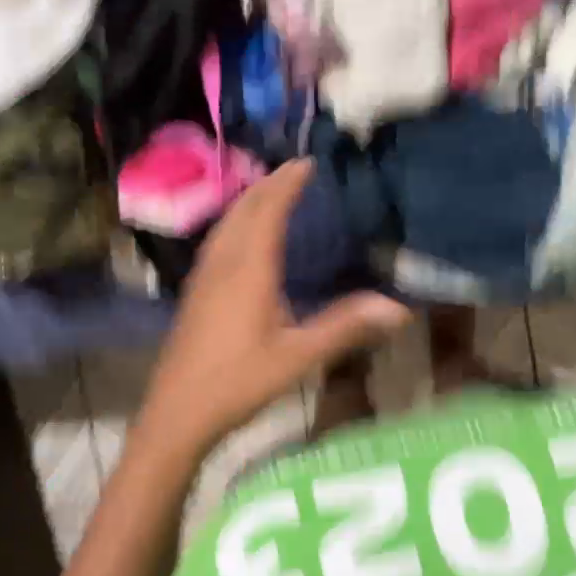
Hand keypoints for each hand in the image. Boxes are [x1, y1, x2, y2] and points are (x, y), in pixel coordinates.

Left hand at [137, 160, 411, 457]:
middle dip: (268, 185)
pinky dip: (235, 222)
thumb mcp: (298, 357)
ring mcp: (203, 277)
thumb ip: (345, 327)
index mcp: (248, 270)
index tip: (307, 163)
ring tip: (269, 192)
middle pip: (243, 210)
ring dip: (248, 201)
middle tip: (293, 170)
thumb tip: (398, 308)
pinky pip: (217, 240)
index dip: (288, 183)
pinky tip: (240, 237)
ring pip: (226, 223)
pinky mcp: (195, 293)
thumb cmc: (239, 383)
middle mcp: (223, 263)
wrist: (177, 412)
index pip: (268, 210)